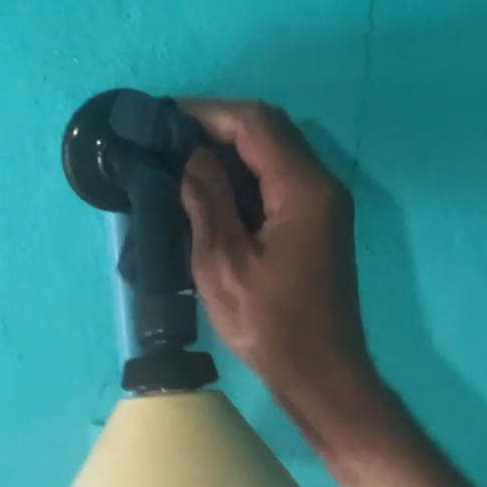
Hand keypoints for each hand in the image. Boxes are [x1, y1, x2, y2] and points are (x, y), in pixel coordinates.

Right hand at [176, 98, 376, 408]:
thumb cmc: (270, 323)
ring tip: (181, 159)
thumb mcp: (223, 263)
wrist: (320, 373)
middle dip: (217, 126)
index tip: (163, 118)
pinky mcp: (316, 223)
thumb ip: (207, 201)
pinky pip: (278, 180)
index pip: (254, 124)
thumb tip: (193, 157)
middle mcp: (321, 184)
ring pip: (274, 153)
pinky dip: (244, 174)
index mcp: (303, 189)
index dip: (206, 113)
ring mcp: (323, 204)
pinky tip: (211, 189)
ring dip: (230, 149)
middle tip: (168, 138)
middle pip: (269, 130)